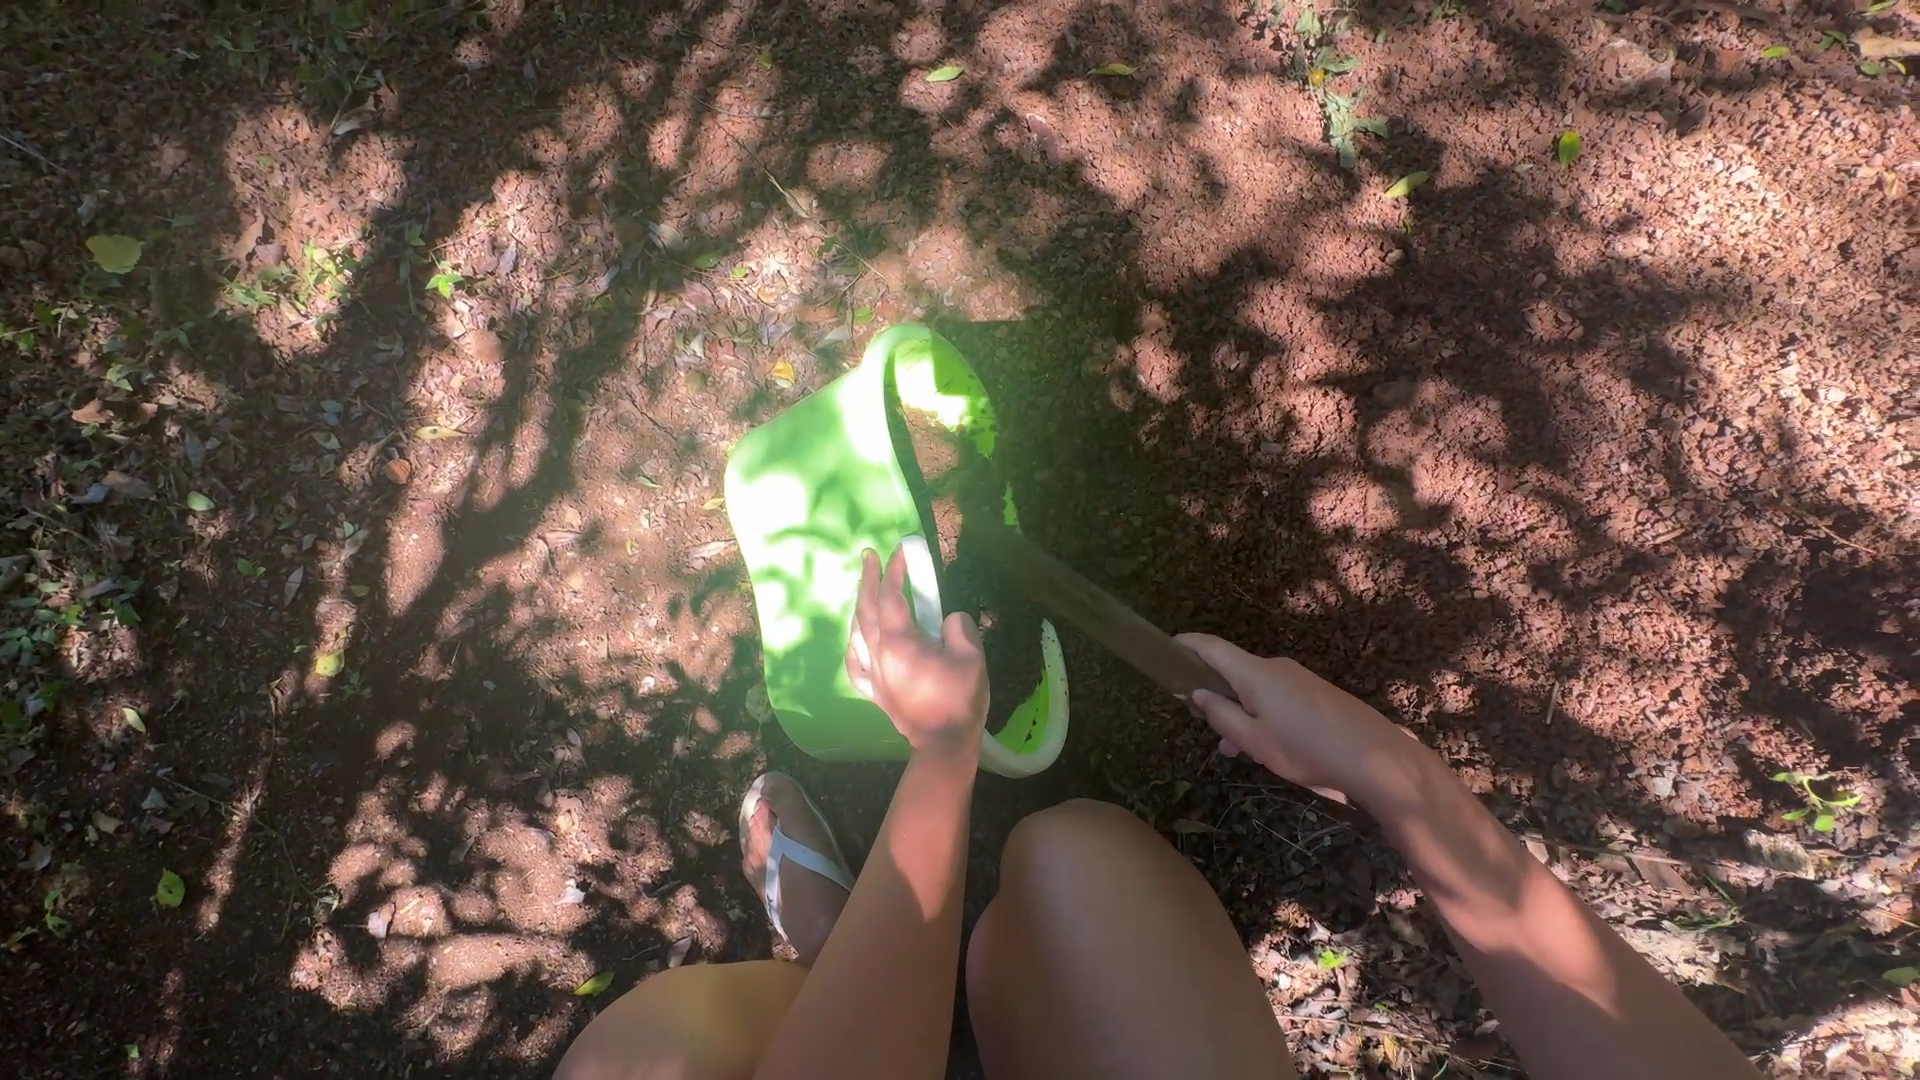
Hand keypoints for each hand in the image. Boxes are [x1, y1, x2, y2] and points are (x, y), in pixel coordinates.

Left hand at [847, 546, 988, 754]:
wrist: (943, 744)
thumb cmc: (959, 699)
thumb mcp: (971, 656)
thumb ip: (959, 627)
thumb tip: (949, 617)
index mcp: (899, 641)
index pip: (891, 595)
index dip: (895, 569)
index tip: (902, 549)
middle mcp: (878, 653)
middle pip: (867, 608)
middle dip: (868, 579)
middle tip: (869, 556)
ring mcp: (873, 673)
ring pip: (858, 631)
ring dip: (860, 605)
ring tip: (865, 589)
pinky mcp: (874, 691)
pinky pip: (855, 662)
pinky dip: (854, 645)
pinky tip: (856, 639)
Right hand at [1176, 634, 1424, 809]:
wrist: (1379, 759)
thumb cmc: (1307, 749)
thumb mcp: (1255, 741)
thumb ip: (1221, 716)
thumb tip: (1198, 694)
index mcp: (1255, 673)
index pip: (1212, 647)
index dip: (1187, 645)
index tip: (1167, 647)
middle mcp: (1275, 667)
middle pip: (1233, 671)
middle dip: (1213, 693)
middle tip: (1201, 723)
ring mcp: (1299, 679)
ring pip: (1255, 689)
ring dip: (1238, 711)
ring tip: (1233, 749)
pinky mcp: (1317, 693)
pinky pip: (1276, 697)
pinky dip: (1260, 714)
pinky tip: (1265, 746)